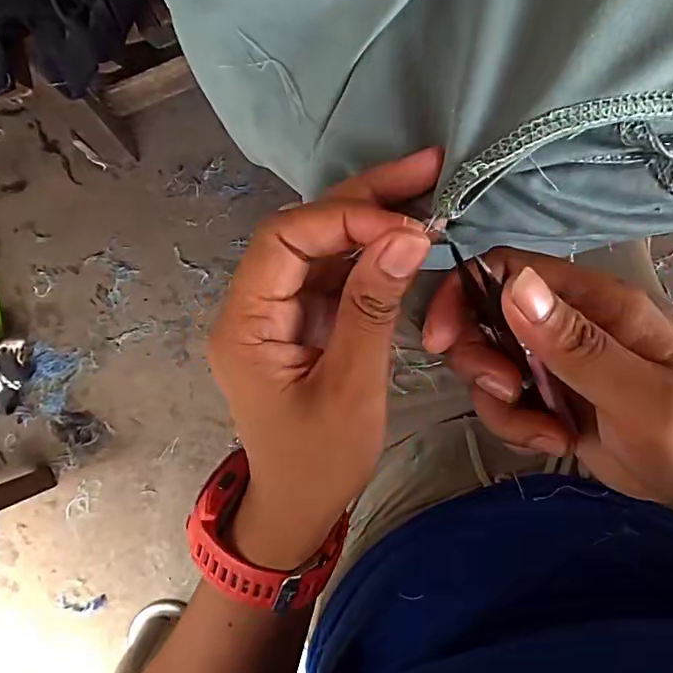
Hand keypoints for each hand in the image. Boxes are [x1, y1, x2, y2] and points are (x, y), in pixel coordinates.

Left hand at [206, 148, 440, 567]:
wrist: (299, 507)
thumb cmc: (318, 461)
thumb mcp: (351, 389)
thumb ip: (372, 308)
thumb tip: (406, 236)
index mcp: (245, 322)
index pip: (285, 239)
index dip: (344, 219)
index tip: (406, 224)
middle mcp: (255, 303)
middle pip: (303, 230)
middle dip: (362, 198)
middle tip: (426, 166)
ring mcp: (280, 309)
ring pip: (322, 245)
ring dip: (372, 216)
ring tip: (426, 186)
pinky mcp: (305, 318)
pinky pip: (336, 271)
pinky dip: (373, 251)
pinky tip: (408, 232)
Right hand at [422, 248, 672, 509]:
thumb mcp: (640, 394)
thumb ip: (578, 343)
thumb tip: (515, 284)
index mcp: (594, 300)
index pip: (509, 268)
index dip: (464, 293)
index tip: (442, 340)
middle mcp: (566, 320)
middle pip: (484, 315)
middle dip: (481, 360)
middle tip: (509, 395)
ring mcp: (553, 359)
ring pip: (487, 363)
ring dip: (501, 403)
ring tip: (546, 433)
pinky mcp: (545, 394)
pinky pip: (501, 401)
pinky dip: (515, 426)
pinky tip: (555, 443)